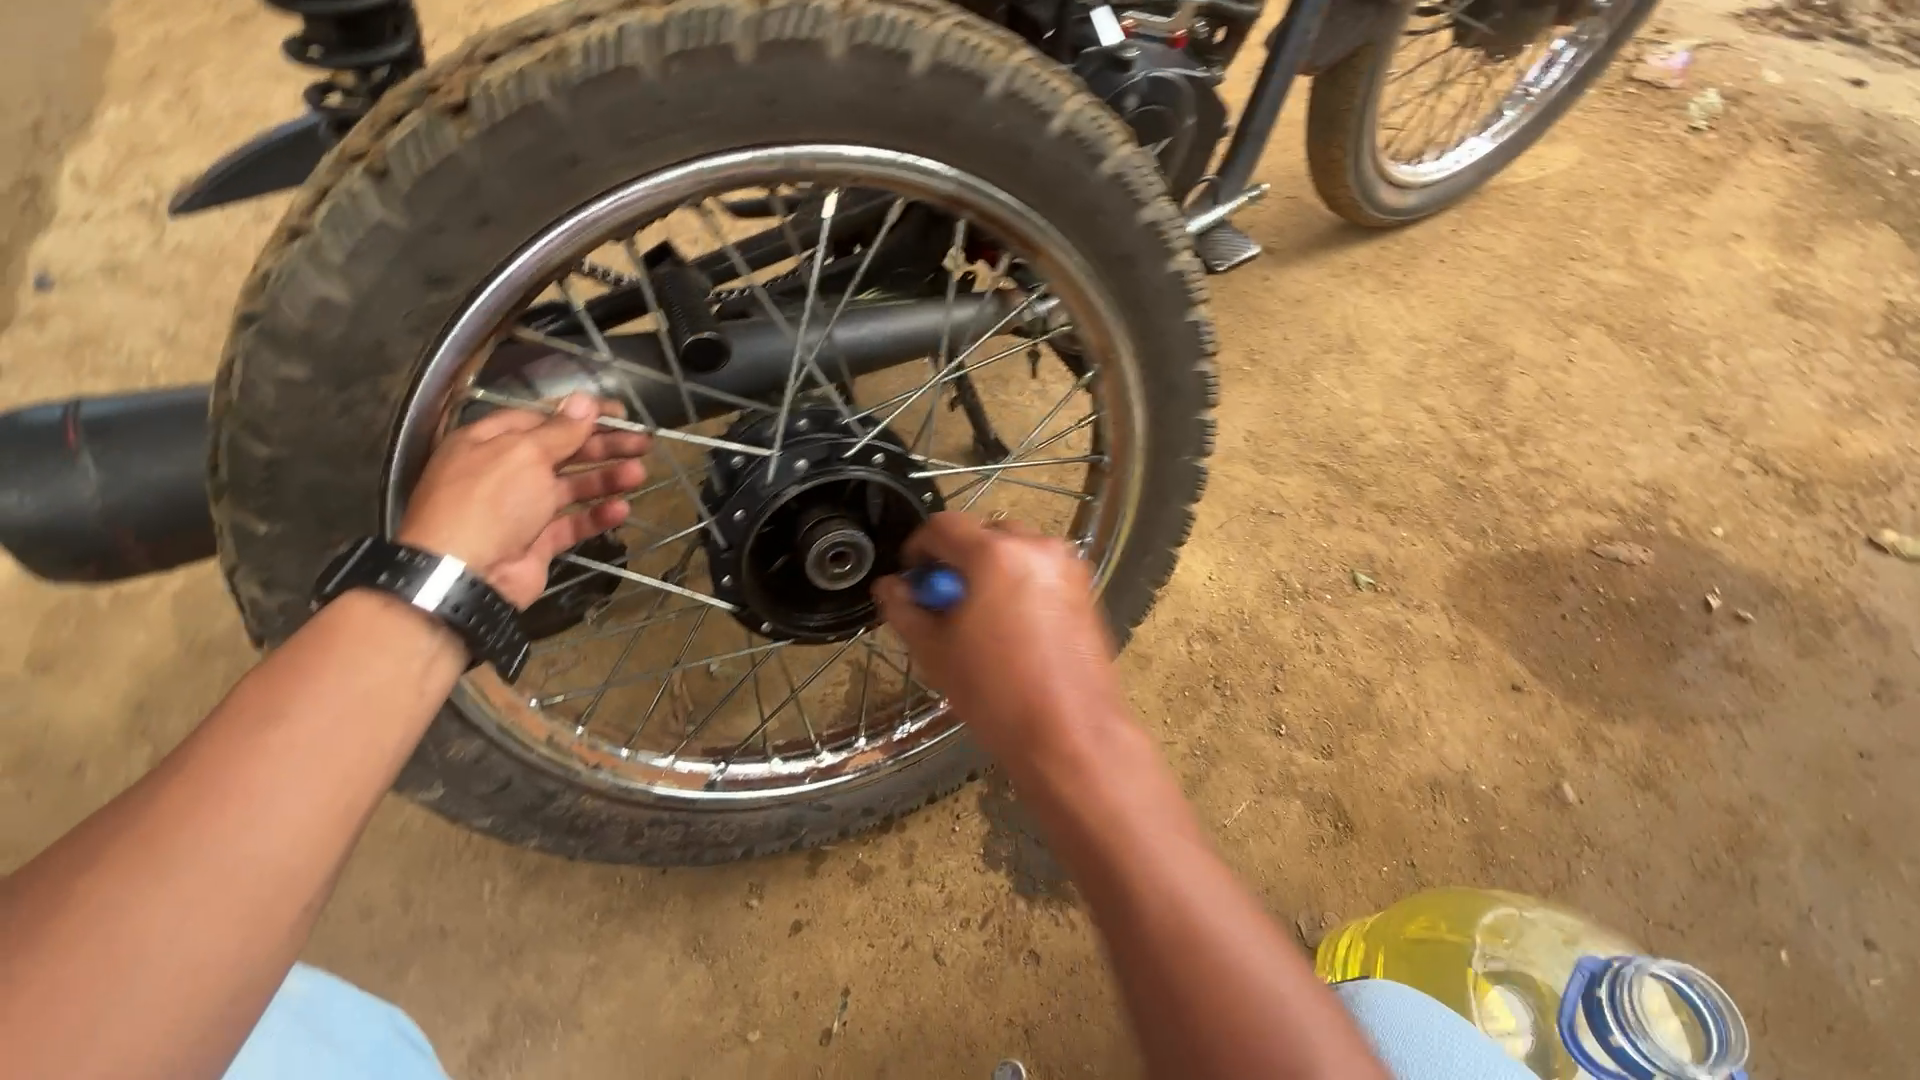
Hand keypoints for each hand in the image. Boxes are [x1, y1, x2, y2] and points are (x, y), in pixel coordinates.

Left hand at [397, 394, 650, 607]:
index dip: (580, 414)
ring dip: (605, 479)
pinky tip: (621, 510)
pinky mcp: (536, 542)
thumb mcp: (524, 454)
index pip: (541, 418)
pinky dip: (595, 516)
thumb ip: (560, 430)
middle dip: (602, 446)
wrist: (465, 574)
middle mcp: (503, 472)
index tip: (618, 413)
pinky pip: (571, 524)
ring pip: (570, 488)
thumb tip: (585, 400)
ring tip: (639, 474)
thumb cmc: (489, 501)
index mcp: (489, 442)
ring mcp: (520, 509)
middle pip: (561, 452)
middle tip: (642, 443)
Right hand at [873, 513, 1127, 763]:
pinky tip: (1013, 628)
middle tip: (945, 604)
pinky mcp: (1085, 588)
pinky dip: (1019, 584)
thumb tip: (891, 588)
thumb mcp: (935, 652)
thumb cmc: (998, 696)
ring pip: (1014, 551)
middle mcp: (1036, 548)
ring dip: (990, 571)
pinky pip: (1040, 570)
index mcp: (994, 555)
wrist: (1071, 735)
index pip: (942, 525)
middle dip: (958, 561)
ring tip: (981, 619)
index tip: (913, 579)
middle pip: (982, 534)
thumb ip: (905, 610)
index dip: (918, 549)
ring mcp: (1067, 566)